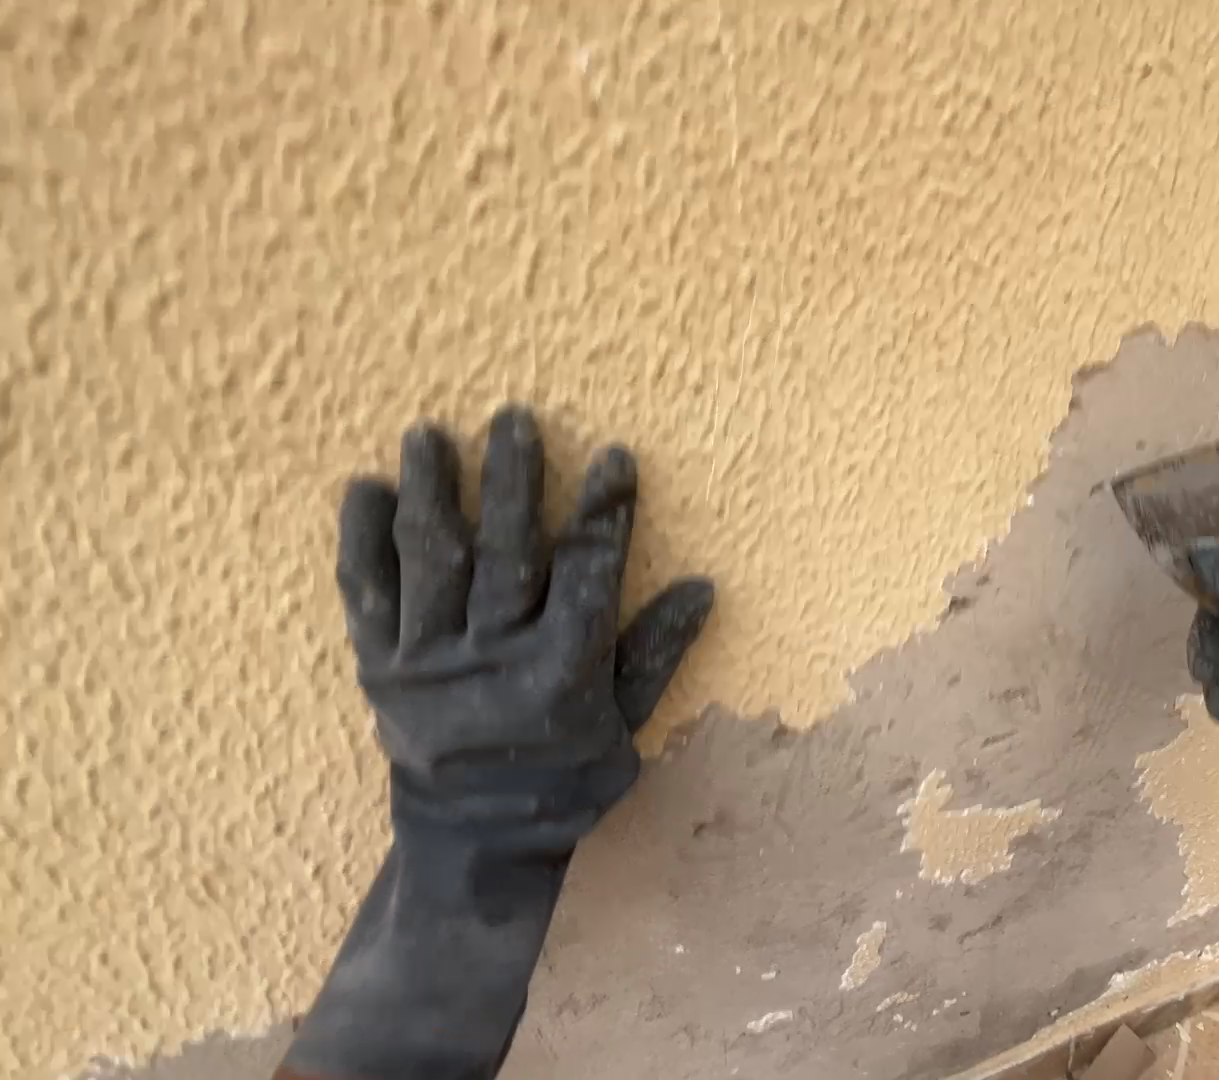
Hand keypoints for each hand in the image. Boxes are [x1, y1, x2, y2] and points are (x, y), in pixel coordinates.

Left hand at [335, 405, 712, 848]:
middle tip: (513, 418)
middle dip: (514, 482)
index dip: (605, 513)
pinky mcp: (377, 671)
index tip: (614, 457)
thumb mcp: (630, 724)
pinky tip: (364, 489)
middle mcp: (493, 659)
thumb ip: (659, 653)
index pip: (590, 573)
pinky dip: (361, 542)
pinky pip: (365, 598)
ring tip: (429, 433)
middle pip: (506, 553)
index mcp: (562, 671)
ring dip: (433, 493)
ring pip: (431, 563)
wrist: (474, 841)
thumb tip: (701, 587)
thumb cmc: (568, 780)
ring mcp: (426, 664)